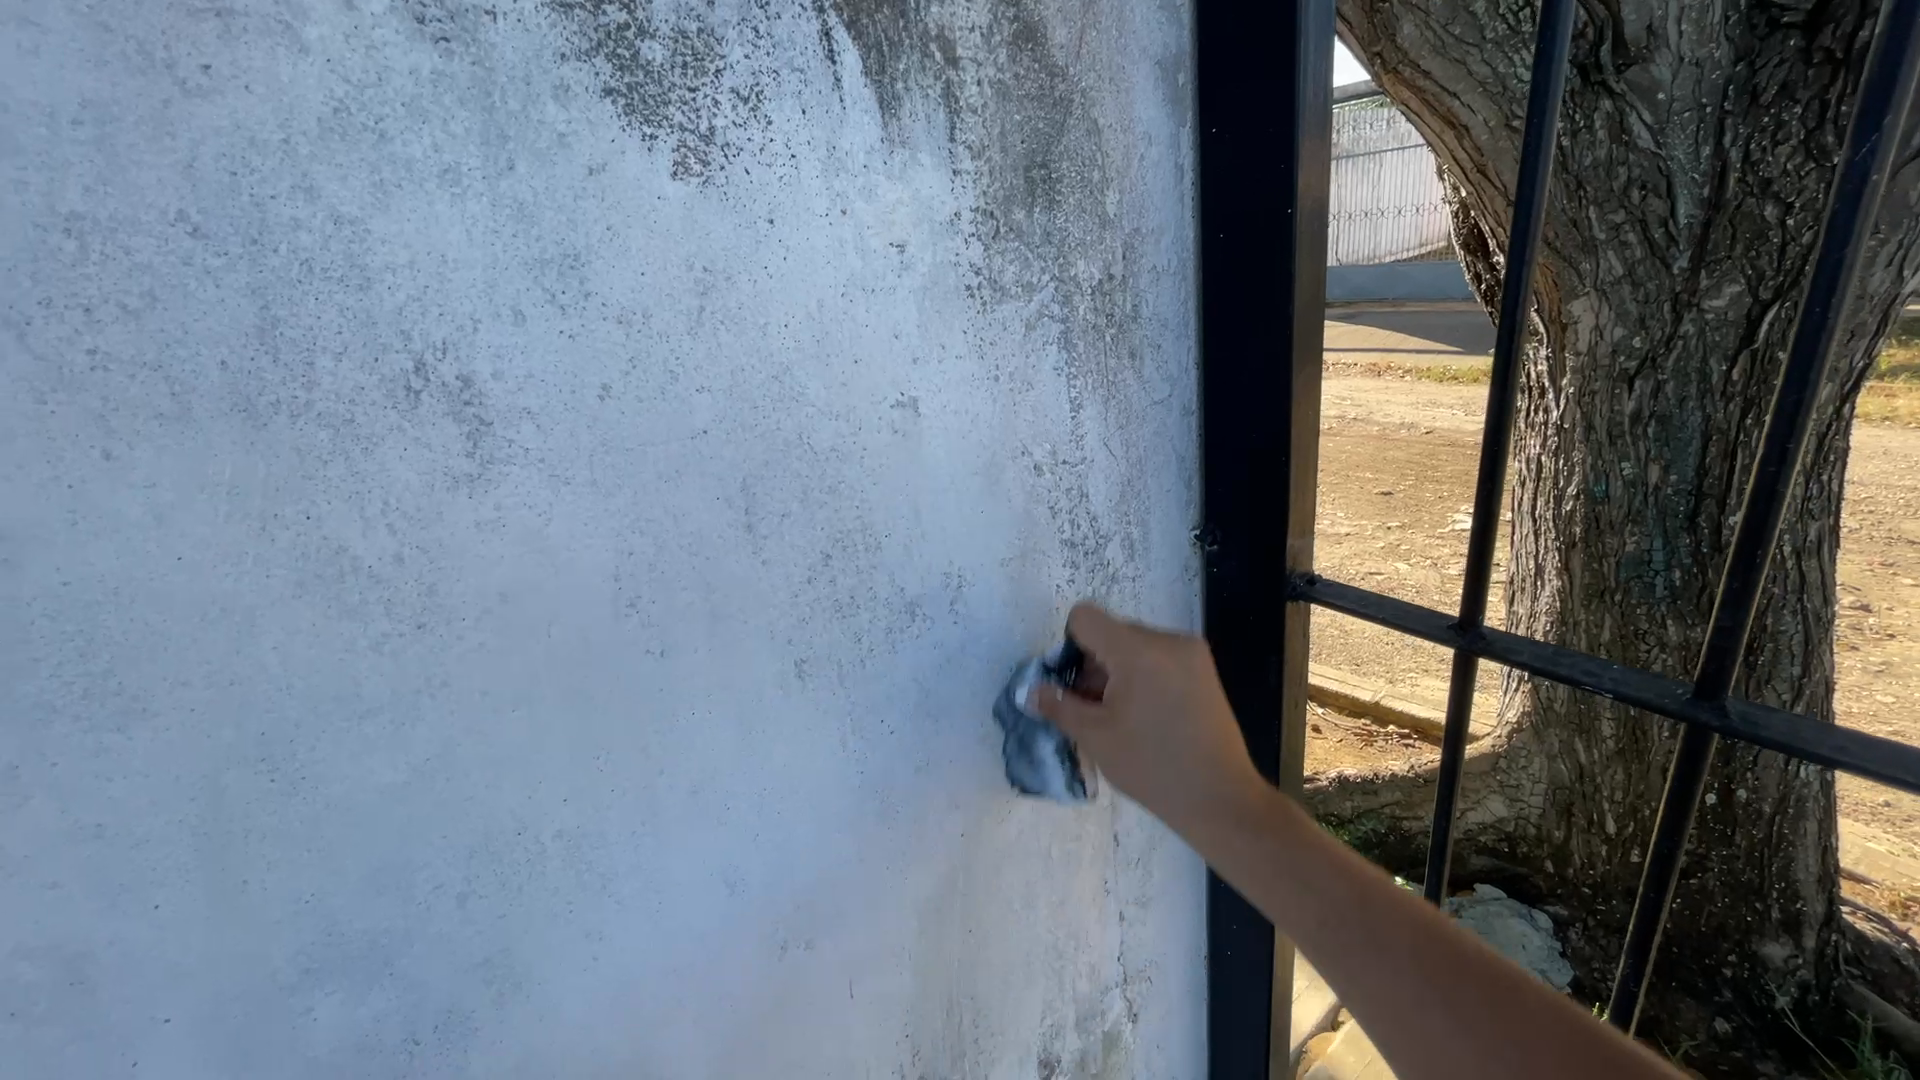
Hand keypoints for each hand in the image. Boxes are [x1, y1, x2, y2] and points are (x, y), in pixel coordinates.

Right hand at [1030, 602, 1267, 830]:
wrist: (1220, 797)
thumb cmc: (1152, 767)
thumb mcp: (1094, 737)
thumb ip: (1058, 705)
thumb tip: (1031, 691)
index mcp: (1138, 650)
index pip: (1085, 618)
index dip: (1069, 648)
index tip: (1077, 687)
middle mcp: (1167, 640)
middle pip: (1111, 633)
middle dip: (1094, 665)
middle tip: (1096, 711)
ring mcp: (1191, 653)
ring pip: (1134, 646)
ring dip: (1118, 673)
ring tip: (1123, 718)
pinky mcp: (1204, 669)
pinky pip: (1158, 657)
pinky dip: (1143, 677)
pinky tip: (1147, 717)